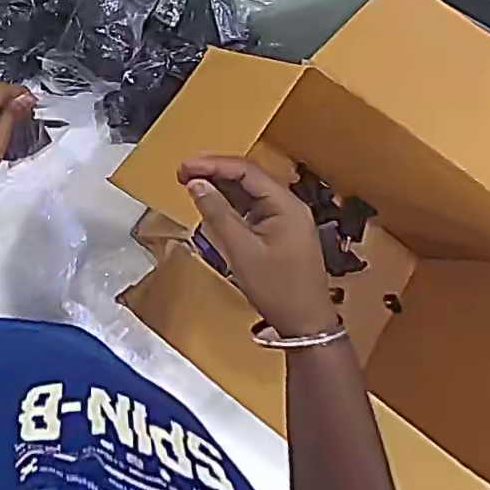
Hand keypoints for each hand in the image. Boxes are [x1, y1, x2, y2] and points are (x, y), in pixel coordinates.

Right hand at [180, 155, 334, 336]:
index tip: (185, 167)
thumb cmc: (278, 289)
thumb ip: (218, 213)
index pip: (246, 171)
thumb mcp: (242, 250)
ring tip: (191, 182)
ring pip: (249, 192)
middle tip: (183, 172)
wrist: (306, 325)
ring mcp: (285, 218)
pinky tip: (211, 202)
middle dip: (215, 172)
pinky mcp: (279, 231)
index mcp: (285, 204)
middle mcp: (288, 205)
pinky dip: (230, 203)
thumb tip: (197, 184)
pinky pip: (252, 207)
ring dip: (221, 186)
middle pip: (248, 177)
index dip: (212, 165)